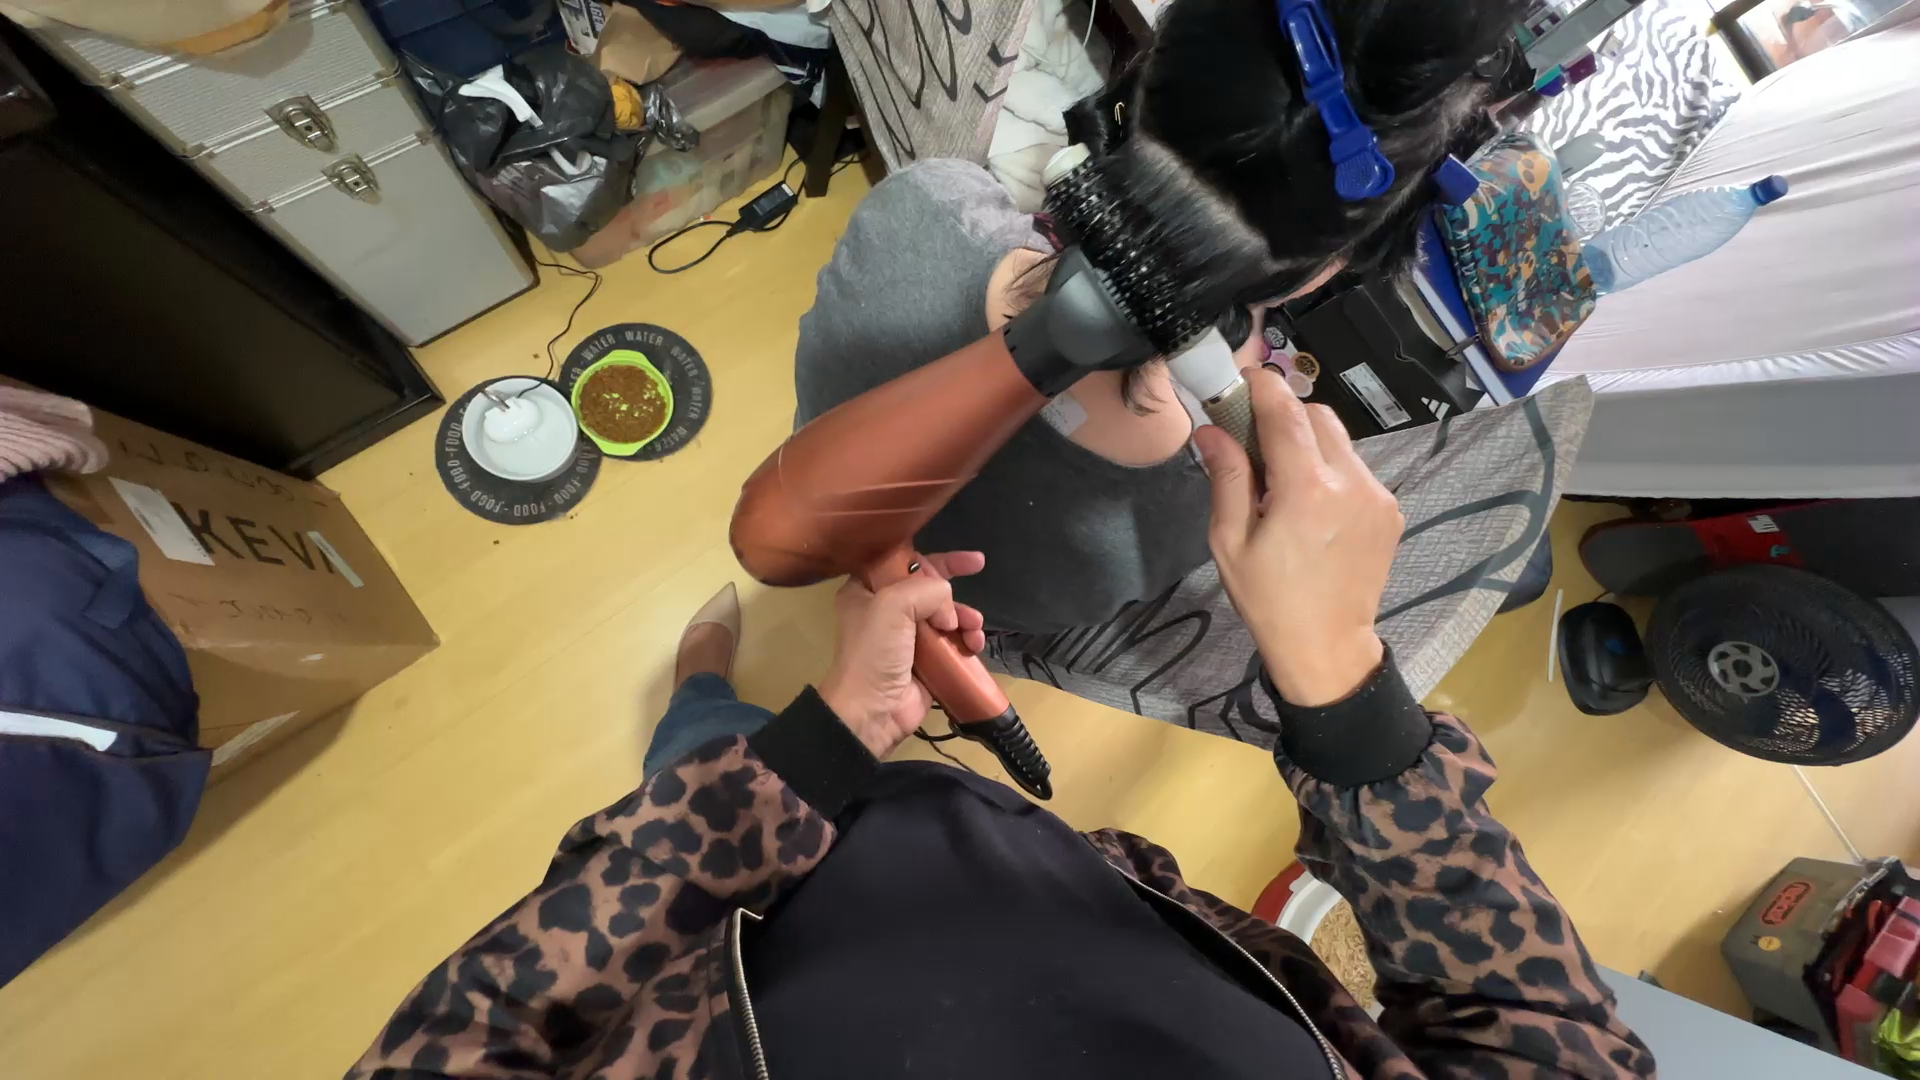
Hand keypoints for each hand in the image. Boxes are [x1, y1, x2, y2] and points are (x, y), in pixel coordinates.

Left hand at [818, 552, 987, 757]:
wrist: (872, 711)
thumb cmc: (875, 652)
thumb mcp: (893, 605)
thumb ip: (927, 590)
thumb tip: (949, 610)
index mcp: (868, 590)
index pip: (905, 562)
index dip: (935, 560)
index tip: (970, 561)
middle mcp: (887, 610)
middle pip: (931, 588)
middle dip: (953, 591)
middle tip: (973, 587)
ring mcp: (908, 637)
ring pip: (947, 615)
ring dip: (966, 618)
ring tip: (973, 630)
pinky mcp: (926, 661)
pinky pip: (953, 641)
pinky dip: (967, 639)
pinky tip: (975, 644)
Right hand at [1194, 368, 1402, 705]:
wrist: (1326, 645)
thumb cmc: (1267, 597)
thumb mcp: (1230, 541)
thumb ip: (1226, 478)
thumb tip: (1209, 430)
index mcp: (1305, 489)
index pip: (1285, 414)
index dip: (1262, 388)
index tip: (1242, 377)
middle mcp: (1351, 481)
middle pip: (1318, 417)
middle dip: (1285, 414)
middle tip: (1252, 438)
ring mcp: (1378, 495)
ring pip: (1340, 440)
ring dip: (1307, 442)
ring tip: (1281, 480)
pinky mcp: (1390, 509)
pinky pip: (1356, 469)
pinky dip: (1329, 468)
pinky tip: (1310, 505)